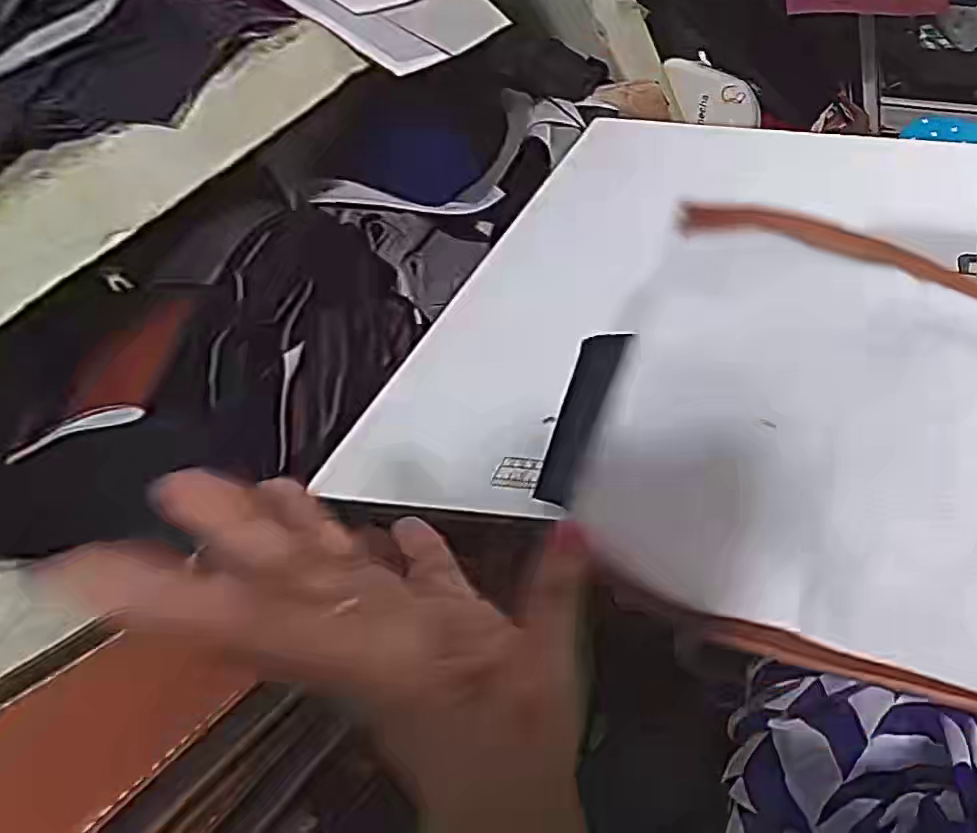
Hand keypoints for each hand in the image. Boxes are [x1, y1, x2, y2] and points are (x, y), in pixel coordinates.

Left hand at [40, 470, 588, 832]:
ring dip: (301, 537)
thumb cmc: (515, 742)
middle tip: (187, 487)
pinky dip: (401, 552)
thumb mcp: (542, 664)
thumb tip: (571, 530)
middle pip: (295, 586)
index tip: (105, 566)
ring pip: (340, 582)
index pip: (269, 619)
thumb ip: (553, 593)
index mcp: (386, 652)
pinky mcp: (443, 635)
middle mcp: (378, 642)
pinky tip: (397, 526)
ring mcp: (406, 637)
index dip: (184, 594)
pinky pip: (410, 585)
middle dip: (238, 537)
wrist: (512, 790)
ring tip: (270, 489)